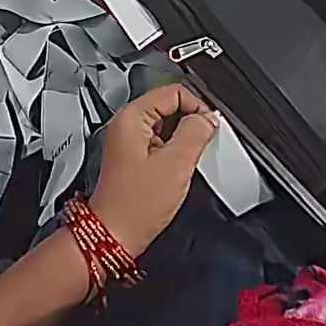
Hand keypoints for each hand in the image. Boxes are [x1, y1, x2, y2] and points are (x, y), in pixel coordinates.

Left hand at [88, 84, 219, 256]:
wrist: (116, 233)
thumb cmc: (136, 204)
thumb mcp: (175, 164)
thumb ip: (195, 134)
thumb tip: (208, 118)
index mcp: (131, 117)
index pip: (172, 91)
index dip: (196, 105)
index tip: (209, 124)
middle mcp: (126, 124)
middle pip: (169, 105)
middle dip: (191, 120)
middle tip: (203, 142)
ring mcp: (129, 139)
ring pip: (166, 123)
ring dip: (184, 136)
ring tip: (189, 158)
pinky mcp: (134, 155)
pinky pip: (160, 140)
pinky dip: (175, 148)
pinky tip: (179, 166)